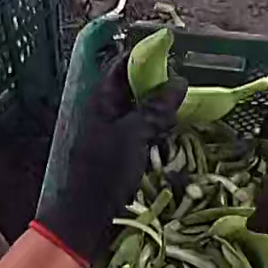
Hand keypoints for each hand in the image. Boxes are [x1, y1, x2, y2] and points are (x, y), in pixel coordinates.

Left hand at [32, 52, 185, 265]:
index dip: (142, 55)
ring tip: (181, 109)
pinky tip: (168, 135)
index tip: (170, 52)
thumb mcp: (134, 135)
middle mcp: (103, 111)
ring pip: (136, 108)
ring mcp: (109, 132)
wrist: (85, 216)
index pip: (120, 65)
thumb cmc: (105, 172)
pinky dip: (154, 128)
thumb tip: (179, 81)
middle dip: (155, 83)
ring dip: (157, 107)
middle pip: (130, 86)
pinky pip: (138, 130)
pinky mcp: (116, 151)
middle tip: (182, 84)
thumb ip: (155, 108)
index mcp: (100, 100)